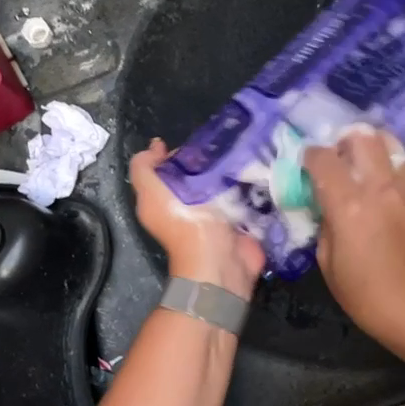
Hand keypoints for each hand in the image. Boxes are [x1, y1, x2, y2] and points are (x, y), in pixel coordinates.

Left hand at [130, 139, 264, 299]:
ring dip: (235, 166)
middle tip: (225, 144)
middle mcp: (192, 204)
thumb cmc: (186, 225)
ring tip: (245, 149)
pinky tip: (260, 165)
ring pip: (226, 179)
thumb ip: (144, 169)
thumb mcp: (152, 194)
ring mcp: (220, 212)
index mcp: (166, 198)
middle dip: (211, 156)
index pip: (171, 167)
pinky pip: (249, 192)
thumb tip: (154, 146)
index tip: (194, 144)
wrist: (222, 261)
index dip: (178, 153)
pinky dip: (253, 180)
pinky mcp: (244, 217)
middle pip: (201, 171)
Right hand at [303, 128, 404, 348]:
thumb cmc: (371, 299)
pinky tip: (374, 188)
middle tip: (331, 161)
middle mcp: (380, 186)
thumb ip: (323, 227)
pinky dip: (384, 165)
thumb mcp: (329, 267)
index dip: (308, 157)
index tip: (302, 168)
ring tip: (355, 167)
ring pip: (387, 143)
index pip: (323, 158)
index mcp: (350, 205)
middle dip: (341, 141)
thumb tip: (324, 207)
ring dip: (367, 147)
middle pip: (361, 136)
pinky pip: (400, 166)